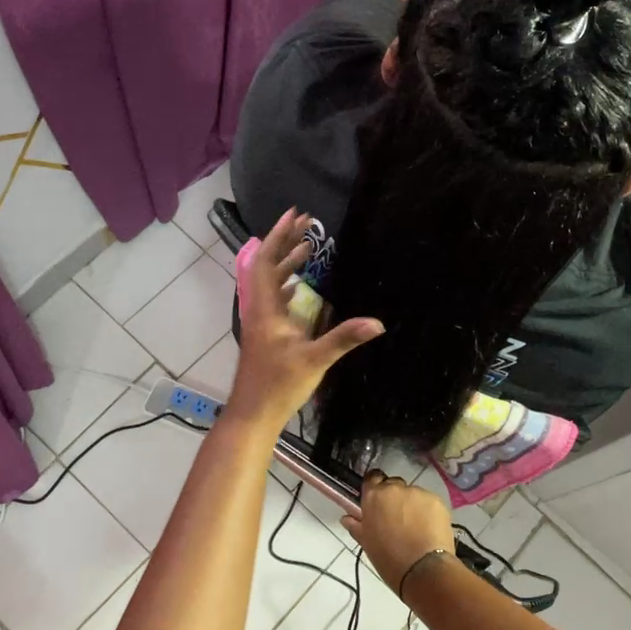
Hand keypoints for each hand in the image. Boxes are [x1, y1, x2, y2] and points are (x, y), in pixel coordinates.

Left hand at [227, 209, 383, 429]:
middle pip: (267, 266)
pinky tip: (301, 286)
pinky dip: (287, 284)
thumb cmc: (278, 385)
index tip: (296, 215)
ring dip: (287, 263)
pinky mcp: (266, 334)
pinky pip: (275, 299)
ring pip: (270, 283)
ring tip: (309, 248)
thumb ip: (344, 338)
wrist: (253, 414)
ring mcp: (261, 322)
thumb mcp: (315, 360)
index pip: (266, 261)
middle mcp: (259, 310)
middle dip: (286, 243)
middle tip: (308, 224)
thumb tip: (377, 323)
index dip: (280, 236)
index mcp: (265, 309)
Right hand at [341, 471, 455, 595]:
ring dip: (412, 505)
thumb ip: (357, 526)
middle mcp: (395, 489)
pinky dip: (428, 511)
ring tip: (416, 527)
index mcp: (374, 497)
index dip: (375, 488)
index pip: (372, 478)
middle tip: (397, 518)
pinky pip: (428, 502)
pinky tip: (429, 529)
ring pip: (413, 494)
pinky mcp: (436, 500)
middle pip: (393, 485)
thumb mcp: (368, 543)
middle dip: (395, 498)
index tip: (379, 501)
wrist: (423, 569)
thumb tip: (347, 518)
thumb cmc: (389, 559)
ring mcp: (417, 493)